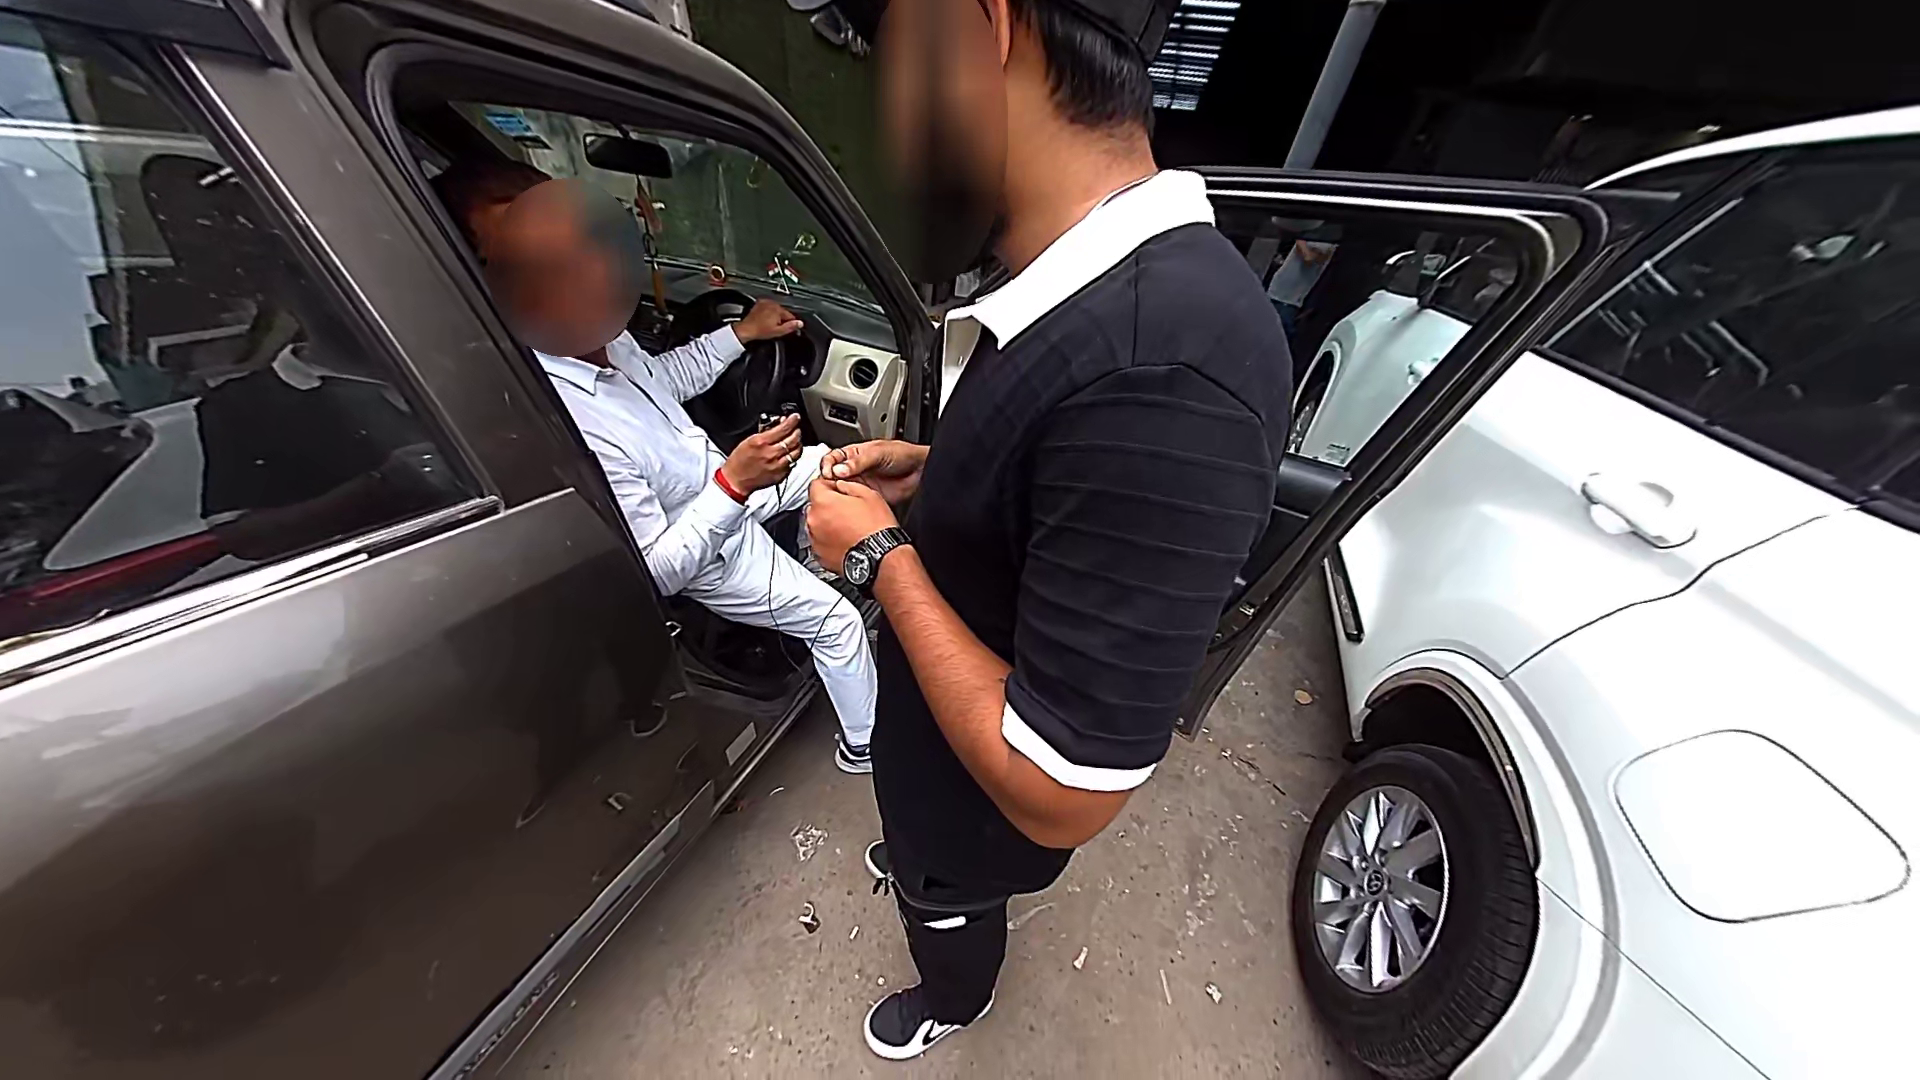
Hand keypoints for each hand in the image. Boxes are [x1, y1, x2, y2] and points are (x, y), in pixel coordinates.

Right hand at [720, 413, 801, 493]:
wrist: (736, 480)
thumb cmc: (739, 460)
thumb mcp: (749, 440)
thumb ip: (765, 432)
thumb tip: (779, 424)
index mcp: (761, 443)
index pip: (784, 428)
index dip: (793, 421)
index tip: (795, 417)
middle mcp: (772, 454)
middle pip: (794, 439)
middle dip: (797, 431)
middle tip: (796, 428)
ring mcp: (778, 465)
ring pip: (797, 451)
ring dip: (798, 443)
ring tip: (795, 440)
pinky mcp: (782, 474)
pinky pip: (793, 462)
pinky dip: (794, 455)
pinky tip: (790, 452)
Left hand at [733, 299, 803, 342]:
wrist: (747, 329)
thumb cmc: (760, 330)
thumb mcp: (779, 331)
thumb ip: (791, 326)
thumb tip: (800, 323)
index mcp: (778, 309)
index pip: (791, 316)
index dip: (790, 324)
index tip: (788, 329)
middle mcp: (772, 303)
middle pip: (783, 312)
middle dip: (782, 319)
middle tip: (776, 328)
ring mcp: (765, 302)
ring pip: (776, 309)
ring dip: (775, 316)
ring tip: (770, 324)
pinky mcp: (759, 304)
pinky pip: (768, 308)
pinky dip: (769, 313)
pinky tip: (765, 320)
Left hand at [806, 475, 898, 575]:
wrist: (881, 557)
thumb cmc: (876, 529)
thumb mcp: (869, 495)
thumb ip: (848, 485)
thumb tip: (842, 485)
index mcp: (823, 502)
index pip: (816, 485)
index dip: (830, 485)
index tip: (838, 489)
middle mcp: (814, 521)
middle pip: (815, 506)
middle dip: (828, 505)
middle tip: (848, 510)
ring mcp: (816, 540)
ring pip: (817, 525)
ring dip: (828, 523)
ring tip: (849, 527)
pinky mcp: (820, 556)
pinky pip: (821, 542)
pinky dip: (829, 540)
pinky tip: (846, 539)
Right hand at [819, 439, 927, 504]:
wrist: (920, 470)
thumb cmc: (903, 454)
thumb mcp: (878, 452)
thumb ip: (858, 461)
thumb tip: (838, 469)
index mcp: (853, 455)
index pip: (831, 459)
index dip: (827, 465)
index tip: (828, 473)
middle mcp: (854, 470)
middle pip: (832, 477)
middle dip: (827, 482)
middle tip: (829, 485)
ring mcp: (861, 485)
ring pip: (840, 491)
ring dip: (837, 494)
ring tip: (839, 494)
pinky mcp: (867, 498)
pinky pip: (854, 503)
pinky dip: (849, 505)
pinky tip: (849, 504)